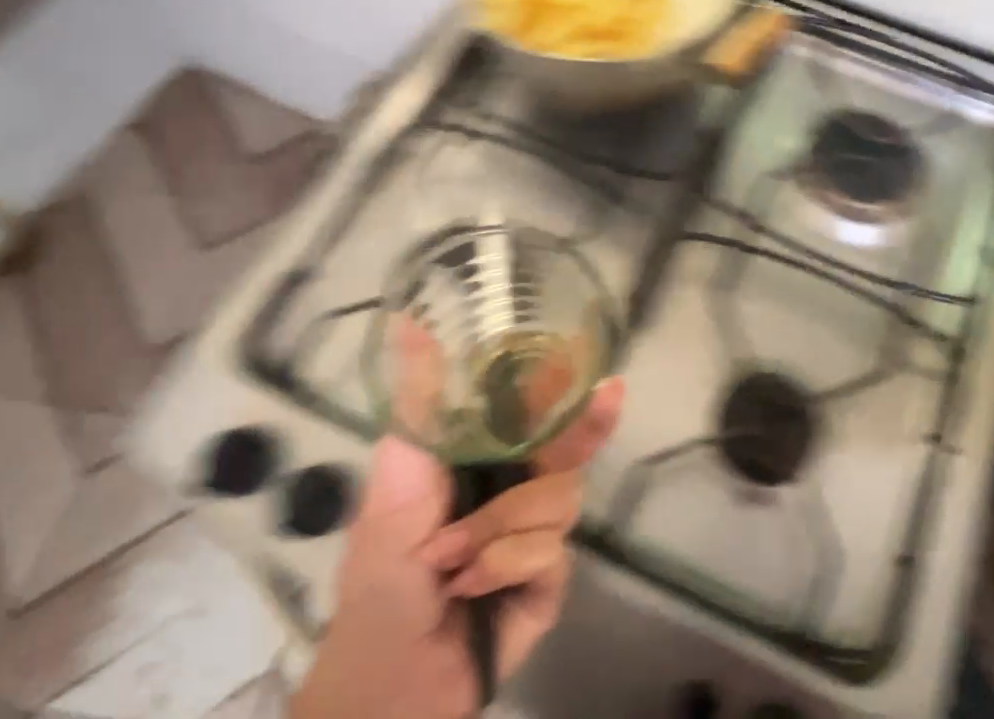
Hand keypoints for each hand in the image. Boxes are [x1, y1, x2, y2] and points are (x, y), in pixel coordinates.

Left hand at [290, 376, 624, 718]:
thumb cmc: (382, 571)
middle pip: (567, 447)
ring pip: (559, 496)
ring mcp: (536, 535)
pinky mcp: (549, 578)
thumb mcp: (396, 476)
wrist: (395, 670)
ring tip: (452, 560)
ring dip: (498, 526)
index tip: (593, 359)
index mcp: (480, 461)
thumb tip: (406, 322)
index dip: (563, 384)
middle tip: (611, 393)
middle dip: (586, 424)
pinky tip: (474, 586)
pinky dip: (505, 564)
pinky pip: (550, 549)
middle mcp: (514, 490)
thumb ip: (418, 404)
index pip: (532, 411)